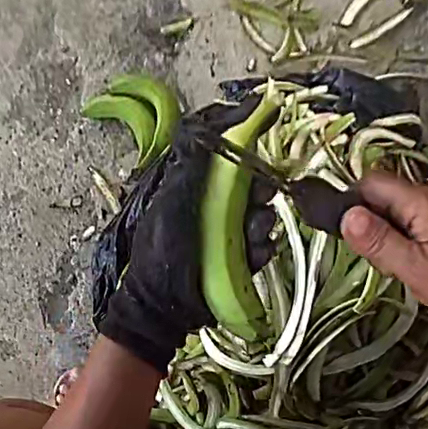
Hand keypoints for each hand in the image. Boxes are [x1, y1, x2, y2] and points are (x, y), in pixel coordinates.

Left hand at [98, 101, 275, 370]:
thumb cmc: (161, 254)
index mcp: (194, 186)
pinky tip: (255, 255)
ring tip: (253, 236)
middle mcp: (213, 206)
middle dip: (260, 189)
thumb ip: (194, 167)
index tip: (267, 119)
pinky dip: (262, 251)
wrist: (163, 309)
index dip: (244, 137)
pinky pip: (261, 249)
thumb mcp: (173, 204)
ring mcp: (228, 235)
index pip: (224, 153)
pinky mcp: (240, 261)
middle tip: (264, 197)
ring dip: (262, 224)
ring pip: (260, 217)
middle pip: (250, 186)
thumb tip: (217, 124)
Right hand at [339, 174, 427, 321]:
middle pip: (392, 195)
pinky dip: (419, 236)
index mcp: (421, 201)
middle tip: (372, 257)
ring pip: (412, 210)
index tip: (343, 230)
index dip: (352, 200)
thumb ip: (379, 242)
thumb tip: (346, 215)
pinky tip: (426, 263)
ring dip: (397, 231)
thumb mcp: (415, 268)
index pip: (373, 182)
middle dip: (374, 221)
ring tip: (399, 266)